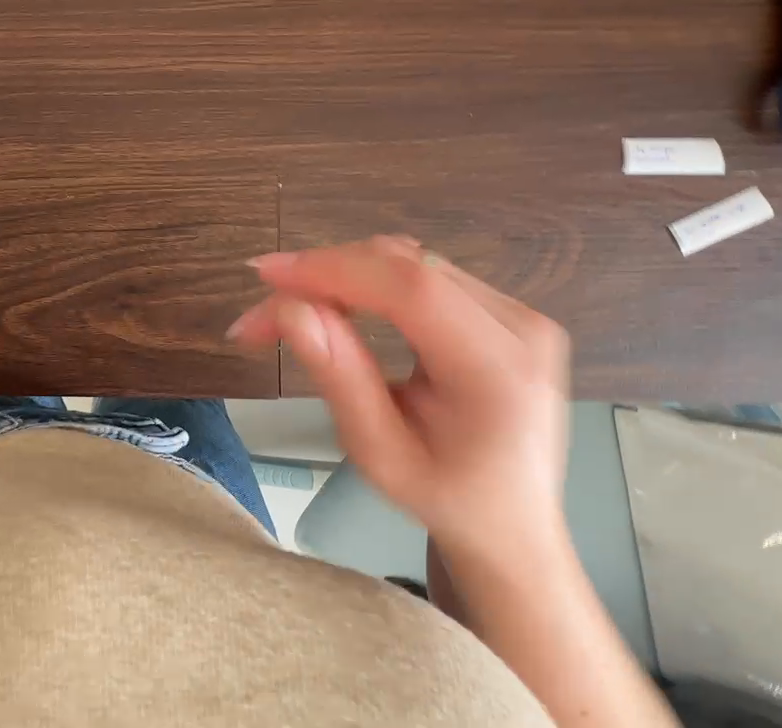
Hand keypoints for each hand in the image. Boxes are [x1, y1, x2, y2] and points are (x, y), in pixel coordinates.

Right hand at [228, 236, 571, 564]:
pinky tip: (331, 304)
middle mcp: (519, 327)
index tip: (266, 275)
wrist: (510, 520)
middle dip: (321, 274)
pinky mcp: (500, 308)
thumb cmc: (442, 496)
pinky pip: (418, 273)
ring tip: (288, 313)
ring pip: (406, 262)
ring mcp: (515, 312)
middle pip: (404, 266)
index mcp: (499, 371)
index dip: (333, 269)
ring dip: (336, 275)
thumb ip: (340, 378)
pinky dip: (362, 279)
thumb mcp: (379, 454)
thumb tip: (290, 311)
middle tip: (261, 317)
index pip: (411, 289)